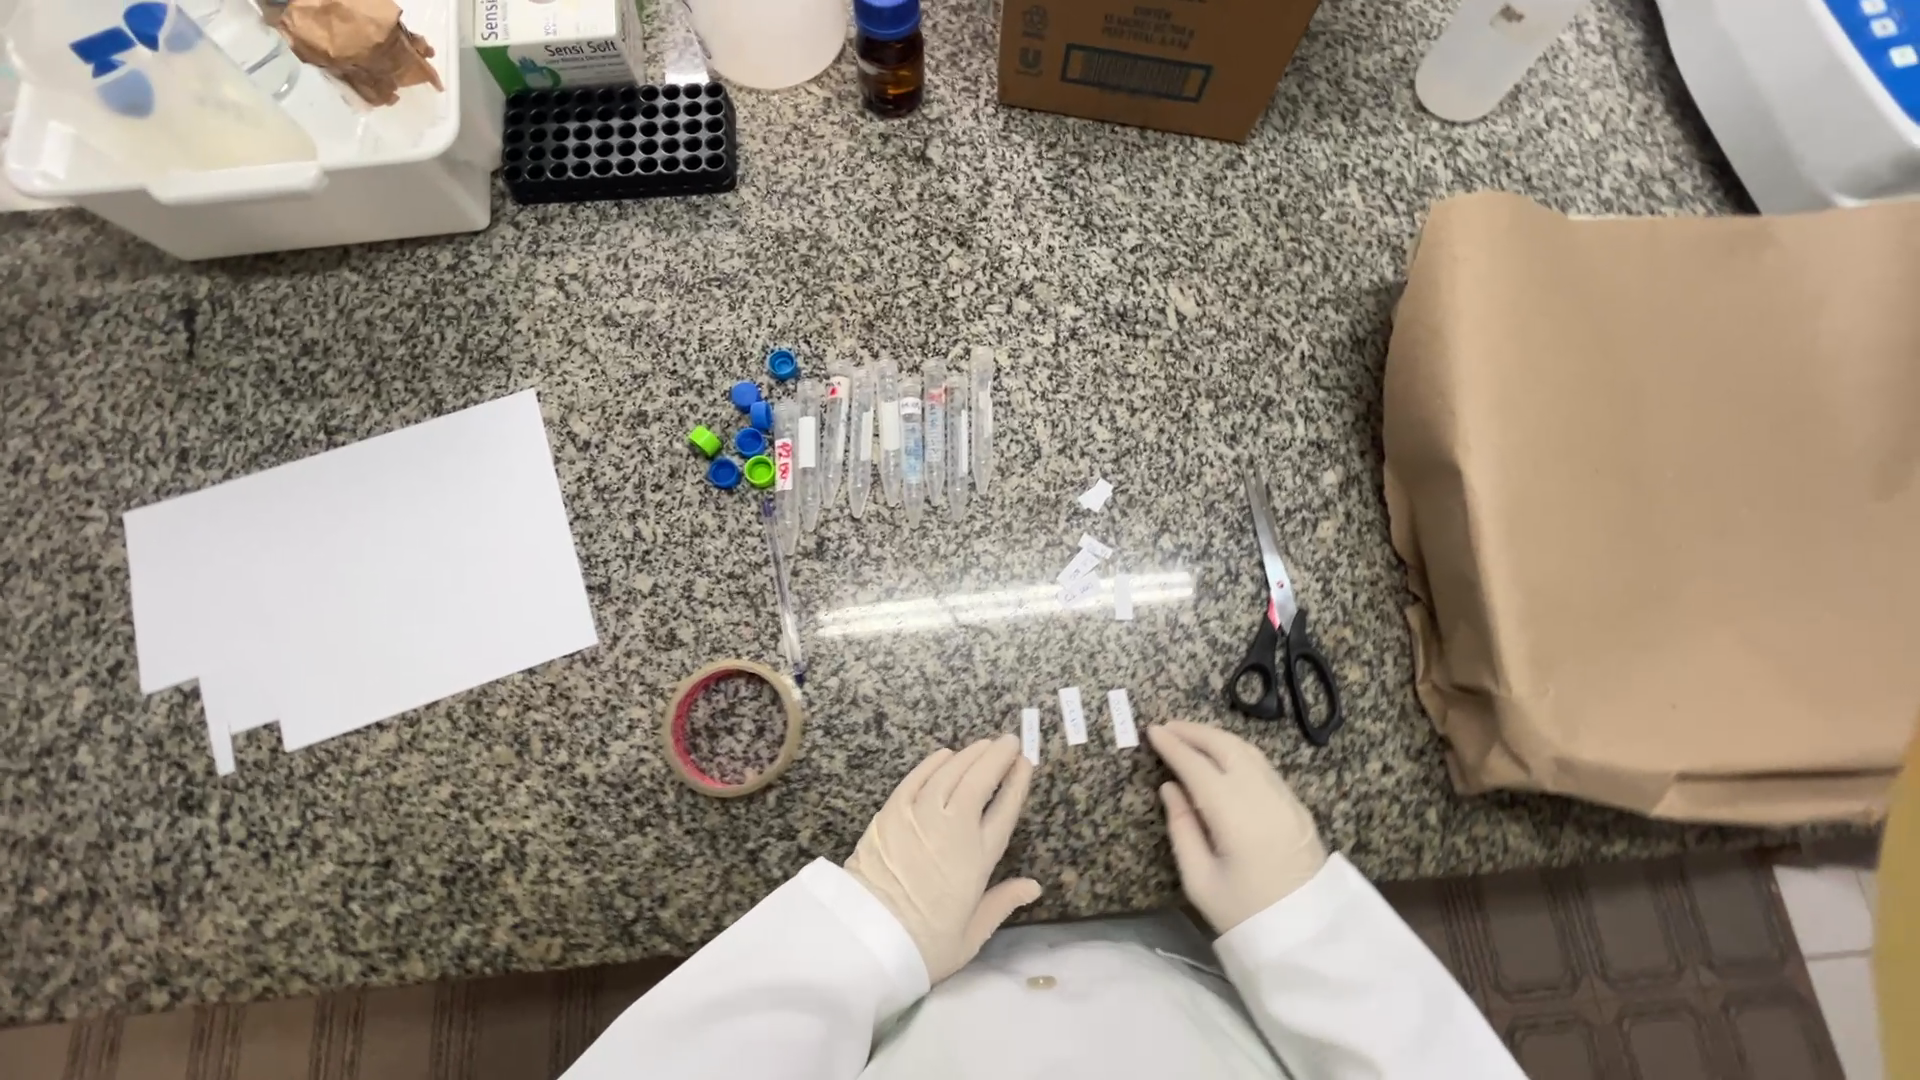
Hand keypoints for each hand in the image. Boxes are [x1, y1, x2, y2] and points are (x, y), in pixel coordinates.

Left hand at [845, 734, 1041, 983]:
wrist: (869, 938)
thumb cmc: (924, 942)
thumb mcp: (971, 934)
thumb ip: (1002, 903)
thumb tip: (1033, 886)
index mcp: (978, 858)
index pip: (1005, 808)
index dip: (1017, 782)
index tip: (1026, 762)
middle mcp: (953, 828)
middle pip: (981, 780)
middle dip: (998, 757)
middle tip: (1009, 742)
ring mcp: (920, 815)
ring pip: (951, 772)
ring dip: (970, 755)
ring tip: (984, 745)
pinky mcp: (892, 811)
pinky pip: (917, 777)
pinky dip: (934, 763)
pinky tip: (946, 755)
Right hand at [1147, 721, 1327, 933]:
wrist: (1309, 938)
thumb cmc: (1245, 914)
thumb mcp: (1200, 880)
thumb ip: (1181, 827)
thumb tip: (1170, 787)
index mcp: (1235, 814)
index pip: (1197, 766)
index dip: (1173, 746)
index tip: (1152, 731)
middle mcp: (1262, 796)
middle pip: (1226, 747)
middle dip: (1194, 732)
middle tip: (1167, 727)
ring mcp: (1285, 798)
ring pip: (1248, 751)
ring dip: (1216, 737)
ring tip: (1189, 736)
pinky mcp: (1297, 806)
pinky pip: (1262, 765)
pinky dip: (1236, 751)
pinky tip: (1221, 756)